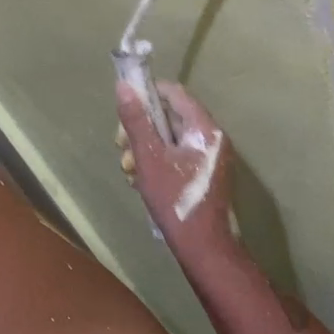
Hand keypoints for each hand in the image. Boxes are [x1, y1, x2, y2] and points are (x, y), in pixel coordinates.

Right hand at [115, 80, 234, 252]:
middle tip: (121, 146)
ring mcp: (209, 157)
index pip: (174, 93)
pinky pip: (175, 154)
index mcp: (204, 130)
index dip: (147, 94)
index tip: (125, 109)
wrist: (203, 247)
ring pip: (168, 137)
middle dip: (140, 128)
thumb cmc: (175, 198)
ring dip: (144, 147)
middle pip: (169, 116)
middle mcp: (211, 139)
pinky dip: (156, 160)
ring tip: (129, 168)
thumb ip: (136, 120)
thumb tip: (124, 85)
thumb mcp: (148, 156)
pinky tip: (140, 178)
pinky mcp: (203, 173)